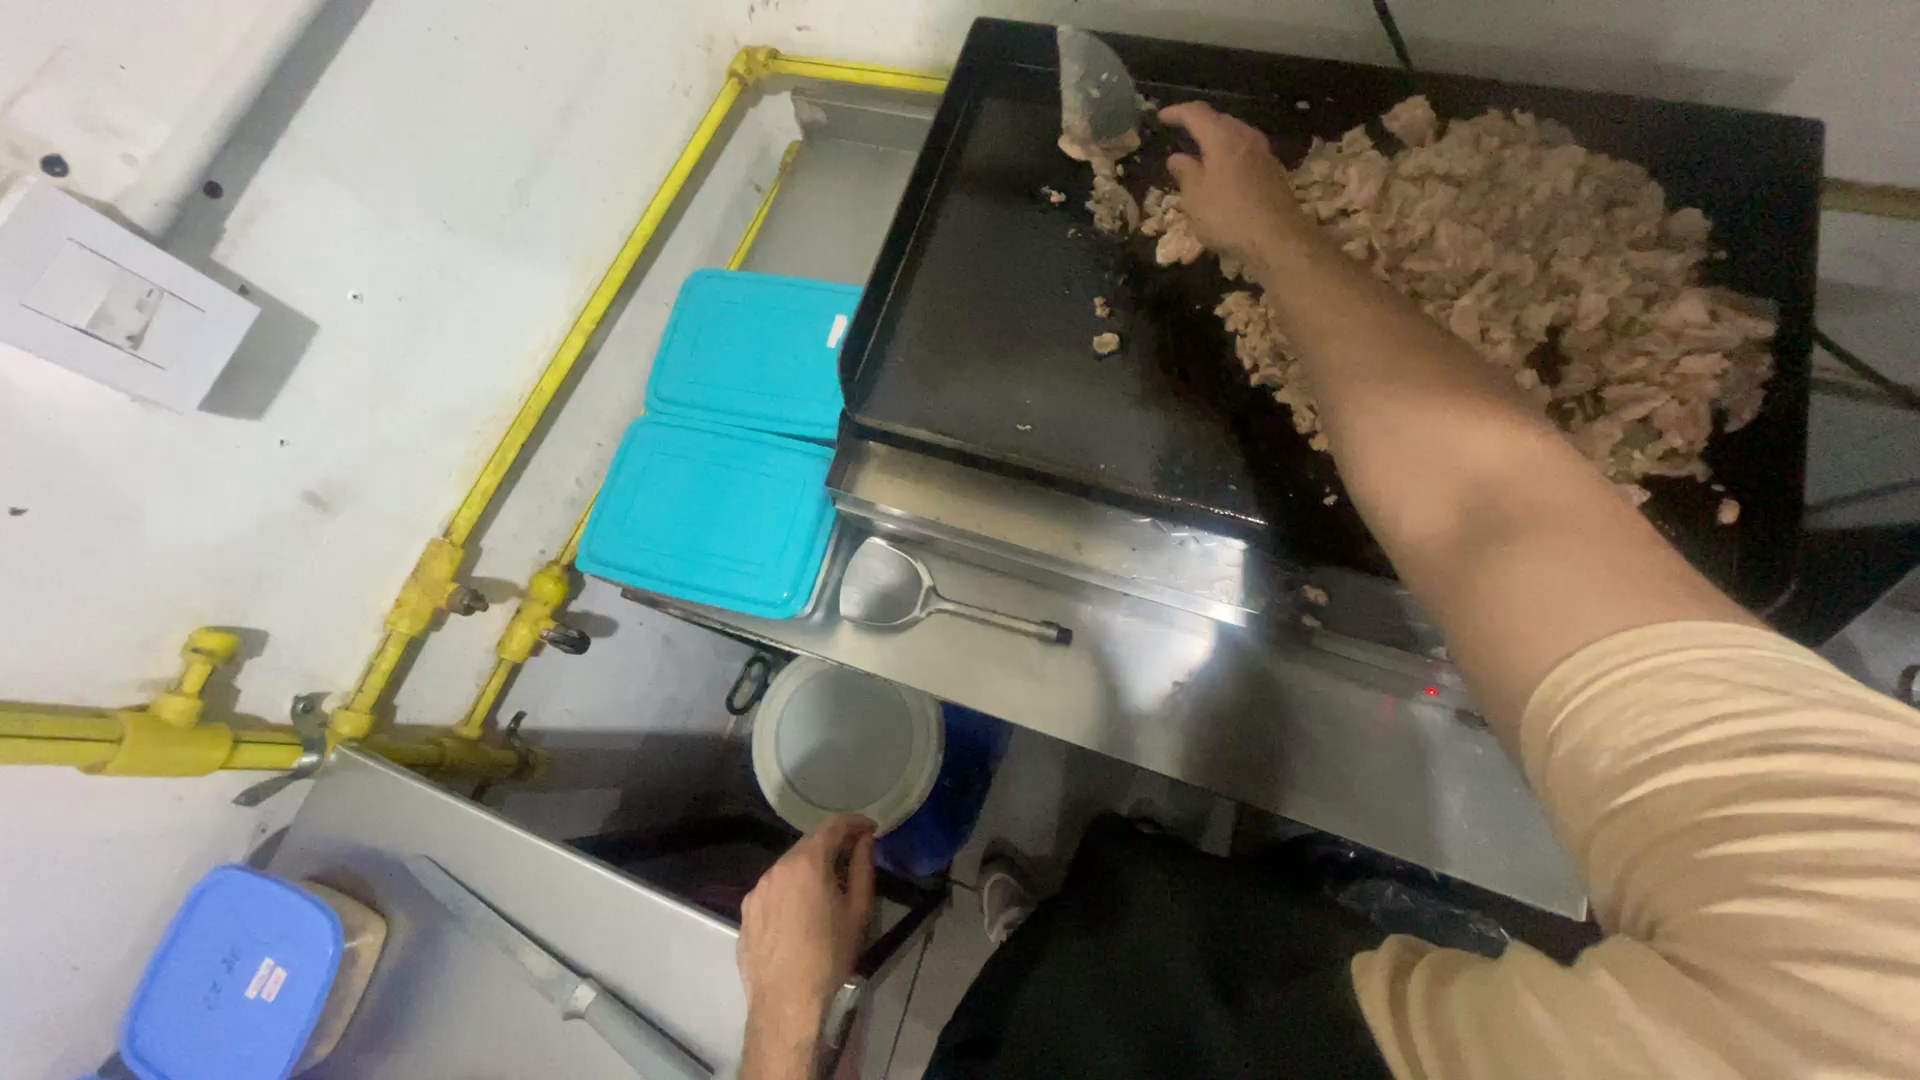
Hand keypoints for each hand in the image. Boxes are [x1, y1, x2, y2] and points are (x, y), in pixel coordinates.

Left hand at [737, 815, 876, 1069]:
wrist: (785, 1004)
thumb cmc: (829, 956)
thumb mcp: (858, 910)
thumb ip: (863, 867)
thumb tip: (865, 841)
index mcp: (806, 863)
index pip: (832, 826)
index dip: (854, 822)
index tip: (870, 829)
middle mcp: (777, 868)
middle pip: (808, 844)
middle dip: (832, 845)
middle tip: (853, 855)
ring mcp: (757, 890)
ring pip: (788, 867)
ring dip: (810, 868)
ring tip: (827, 887)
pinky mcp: (746, 913)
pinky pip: (773, 890)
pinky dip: (791, 889)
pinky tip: (801, 911)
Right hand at [1159, 102, 1309, 269]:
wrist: (1275, 238)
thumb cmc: (1227, 216)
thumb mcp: (1195, 198)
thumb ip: (1185, 174)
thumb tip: (1177, 158)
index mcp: (1222, 139)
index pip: (1197, 114)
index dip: (1177, 113)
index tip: (1162, 117)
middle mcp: (1246, 138)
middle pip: (1220, 121)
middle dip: (1200, 123)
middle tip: (1183, 131)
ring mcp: (1263, 154)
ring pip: (1236, 135)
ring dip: (1218, 139)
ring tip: (1203, 151)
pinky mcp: (1273, 172)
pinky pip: (1246, 153)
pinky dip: (1231, 155)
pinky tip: (1224, 171)